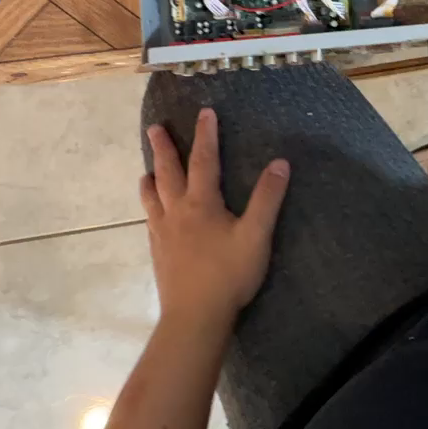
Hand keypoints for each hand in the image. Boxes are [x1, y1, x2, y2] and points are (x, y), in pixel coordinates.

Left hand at [140, 108, 288, 328]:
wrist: (194, 316)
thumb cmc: (229, 274)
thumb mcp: (257, 235)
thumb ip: (268, 198)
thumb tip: (280, 163)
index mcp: (202, 204)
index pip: (205, 161)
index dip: (206, 135)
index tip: (205, 112)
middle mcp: (177, 212)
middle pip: (168, 173)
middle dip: (164, 149)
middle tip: (155, 128)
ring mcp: (163, 233)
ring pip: (153, 197)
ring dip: (151, 178)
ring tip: (147, 169)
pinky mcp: (159, 252)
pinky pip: (151, 219)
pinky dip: (150, 205)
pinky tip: (154, 213)